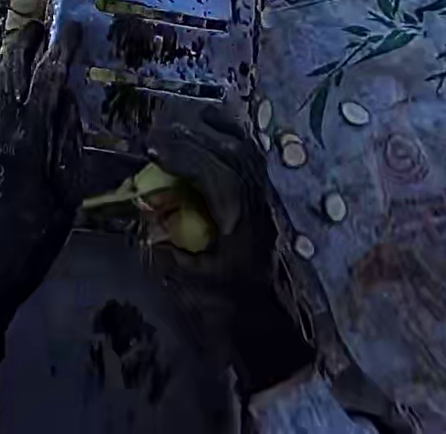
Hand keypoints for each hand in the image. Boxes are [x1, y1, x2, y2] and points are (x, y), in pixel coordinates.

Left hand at [0, 22, 80, 355]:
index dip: (60, 50)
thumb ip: (67, 135)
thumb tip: (68, 95)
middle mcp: (3, 124)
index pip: (47, 80)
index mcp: (32, 135)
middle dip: (26, 41)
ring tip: (25, 40)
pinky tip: (2, 69)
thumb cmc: (42, 224)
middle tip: (42, 25)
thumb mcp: (68, 184)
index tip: (71, 28)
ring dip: (9, 54)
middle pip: (11, 69)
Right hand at [150, 103, 303, 391]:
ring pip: (238, 135)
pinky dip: (235, 135)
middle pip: (213, 138)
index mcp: (233, 198)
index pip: (195, 159)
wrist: (300, 318)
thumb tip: (144, 221)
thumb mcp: (201, 278)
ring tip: (189, 127)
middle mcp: (254, 179)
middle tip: (160, 138)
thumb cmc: (248, 298)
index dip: (168, 149)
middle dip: (182, 133)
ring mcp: (271, 177)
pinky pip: (255, 144)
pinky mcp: (283, 181)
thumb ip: (170, 250)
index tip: (148, 146)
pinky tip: (222, 136)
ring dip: (208, 127)